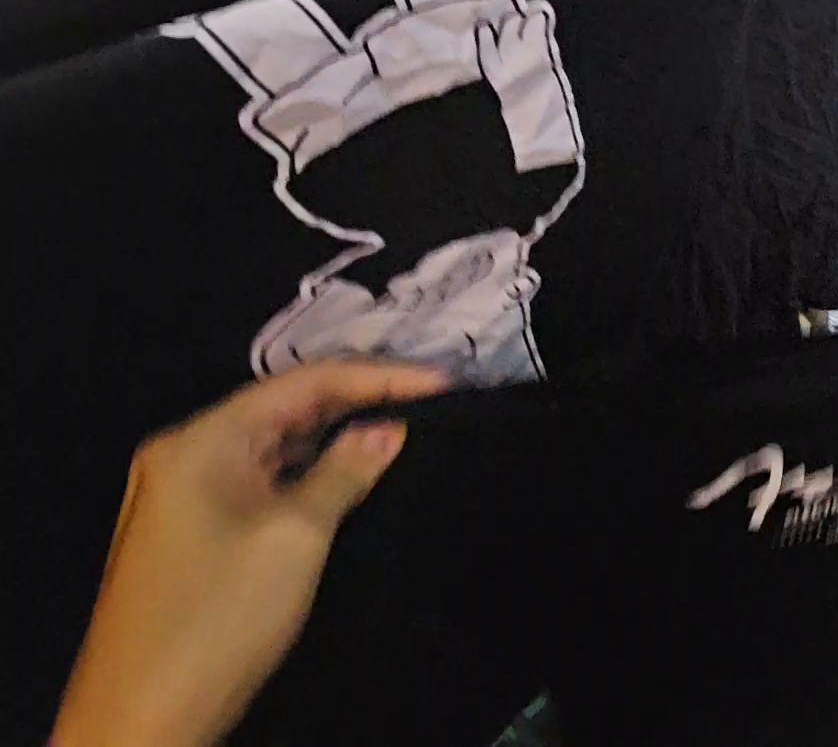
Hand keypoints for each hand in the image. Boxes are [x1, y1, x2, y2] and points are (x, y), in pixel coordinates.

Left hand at [53, 361, 447, 746]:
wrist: (142, 721)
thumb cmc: (219, 614)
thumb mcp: (297, 533)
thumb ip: (348, 468)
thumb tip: (390, 427)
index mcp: (203, 443)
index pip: (307, 382)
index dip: (381, 375)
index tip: (445, 382)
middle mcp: (192, 452)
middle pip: (293, 401)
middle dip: (366, 392)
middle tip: (436, 393)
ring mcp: (194, 487)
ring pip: (287, 433)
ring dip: (347, 423)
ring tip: (411, 413)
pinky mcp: (207, 518)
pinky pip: (276, 465)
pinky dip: (323, 455)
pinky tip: (363, 454)